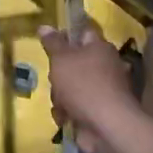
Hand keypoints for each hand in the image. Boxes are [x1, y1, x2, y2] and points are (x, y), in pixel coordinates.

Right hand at [39, 20, 138, 152]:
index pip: (82, 34)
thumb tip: (45, 26)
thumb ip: (52, 42)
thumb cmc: (83, 84)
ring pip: (69, 86)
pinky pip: (74, 106)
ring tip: (60, 103)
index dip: (65, 36)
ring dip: (59, 95)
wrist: (106, 127)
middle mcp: (105, 67)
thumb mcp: (61, 58)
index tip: (50, 43)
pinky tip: (65, 117)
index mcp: (100, 49)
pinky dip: (67, 112)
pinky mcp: (97, 111)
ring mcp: (102, 91)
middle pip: (72, 63)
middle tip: (54, 78)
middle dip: (58, 73)